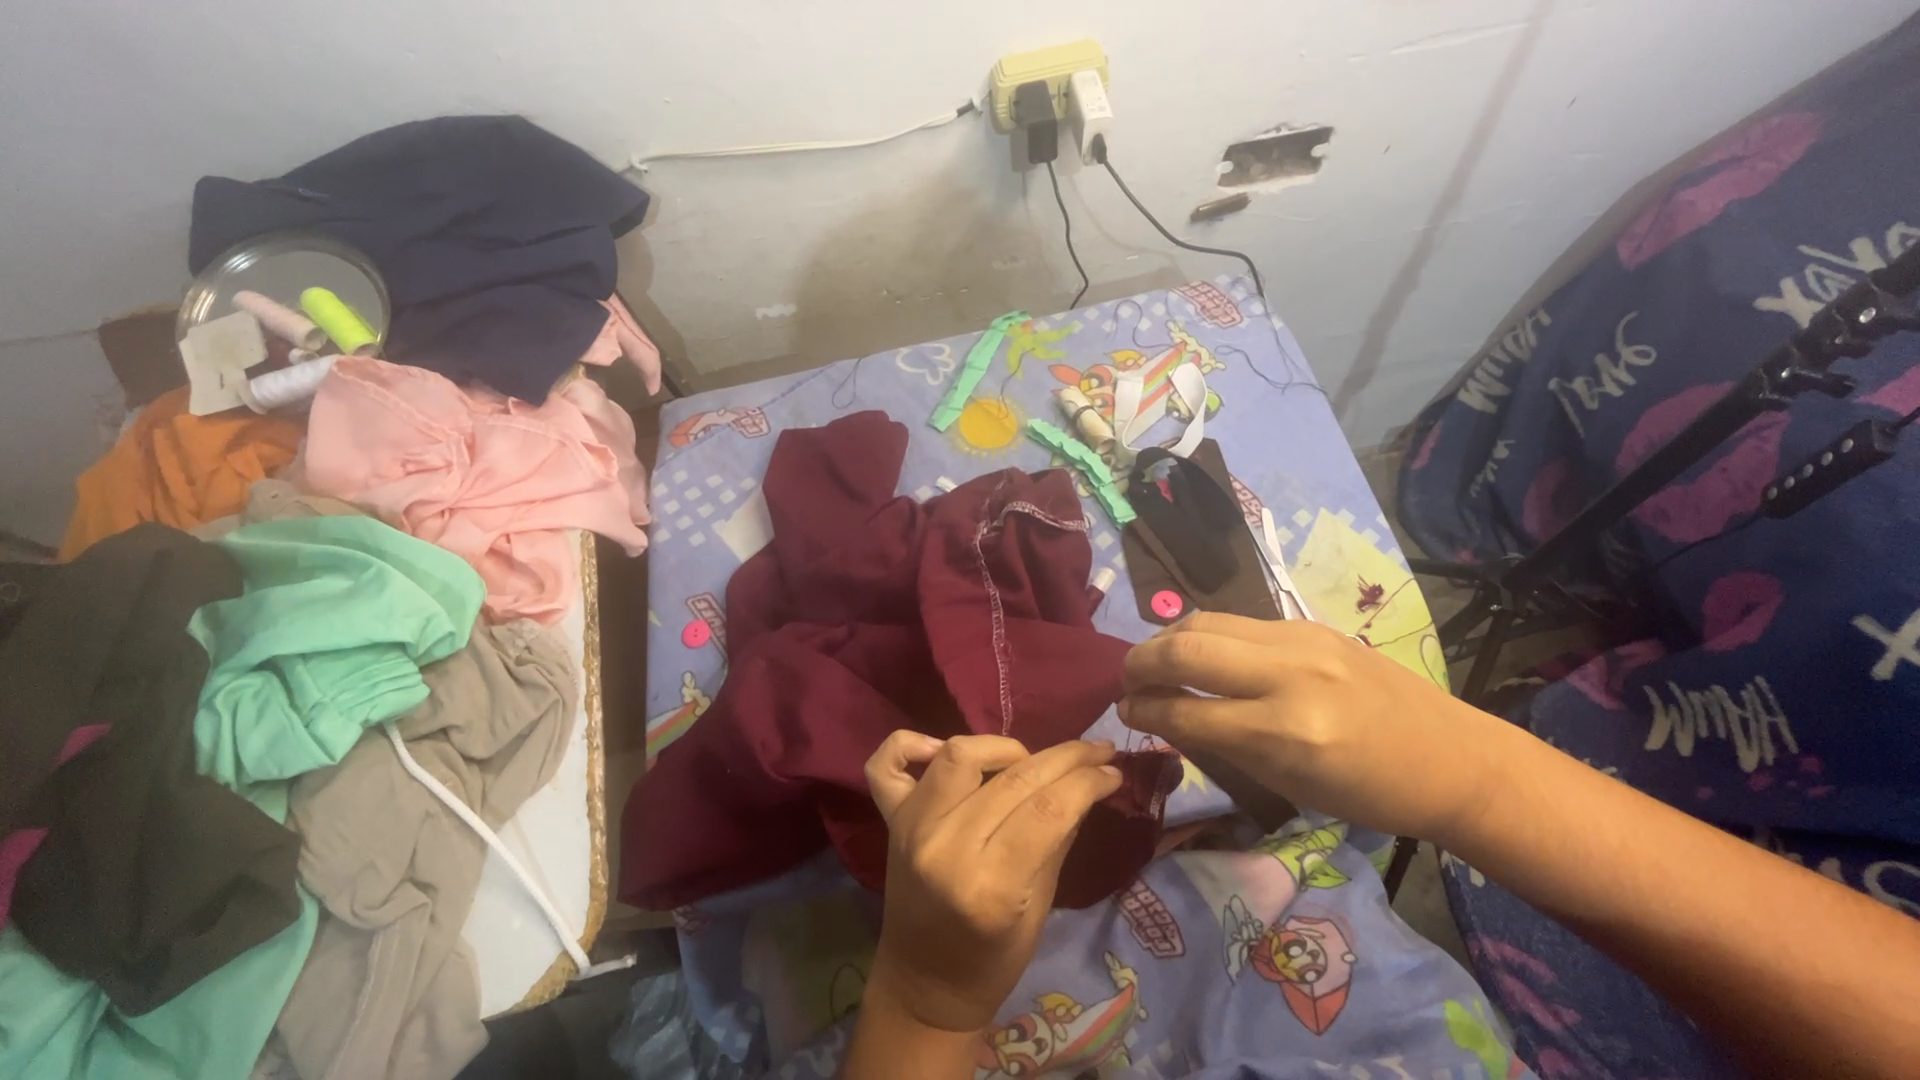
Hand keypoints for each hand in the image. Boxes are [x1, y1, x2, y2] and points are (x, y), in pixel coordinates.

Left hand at [861, 732, 1123, 1033]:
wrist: (924, 984)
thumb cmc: (992, 959)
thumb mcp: (1040, 907)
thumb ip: (1059, 839)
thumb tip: (1087, 785)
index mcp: (989, 885)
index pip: (1049, 809)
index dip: (1088, 781)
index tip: (1113, 769)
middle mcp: (945, 847)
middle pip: (1014, 779)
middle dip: (1064, 758)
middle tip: (1095, 752)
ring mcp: (912, 828)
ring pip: (959, 755)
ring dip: (1002, 748)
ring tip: (1027, 762)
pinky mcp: (890, 820)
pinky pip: (886, 765)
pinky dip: (910, 744)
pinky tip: (938, 750)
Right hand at [1119, 613, 1513, 842]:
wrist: (1452, 757)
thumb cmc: (1369, 793)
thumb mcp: (1286, 783)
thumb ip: (1220, 742)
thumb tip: (1162, 714)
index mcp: (1285, 732)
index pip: (1185, 709)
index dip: (1142, 709)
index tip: (1122, 710)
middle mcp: (1289, 675)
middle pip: (1186, 647)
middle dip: (1140, 661)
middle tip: (1124, 680)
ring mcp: (1302, 641)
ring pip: (1206, 621)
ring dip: (1166, 638)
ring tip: (1152, 661)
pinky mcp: (1310, 624)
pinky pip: (1238, 621)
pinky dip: (1203, 634)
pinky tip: (1198, 651)